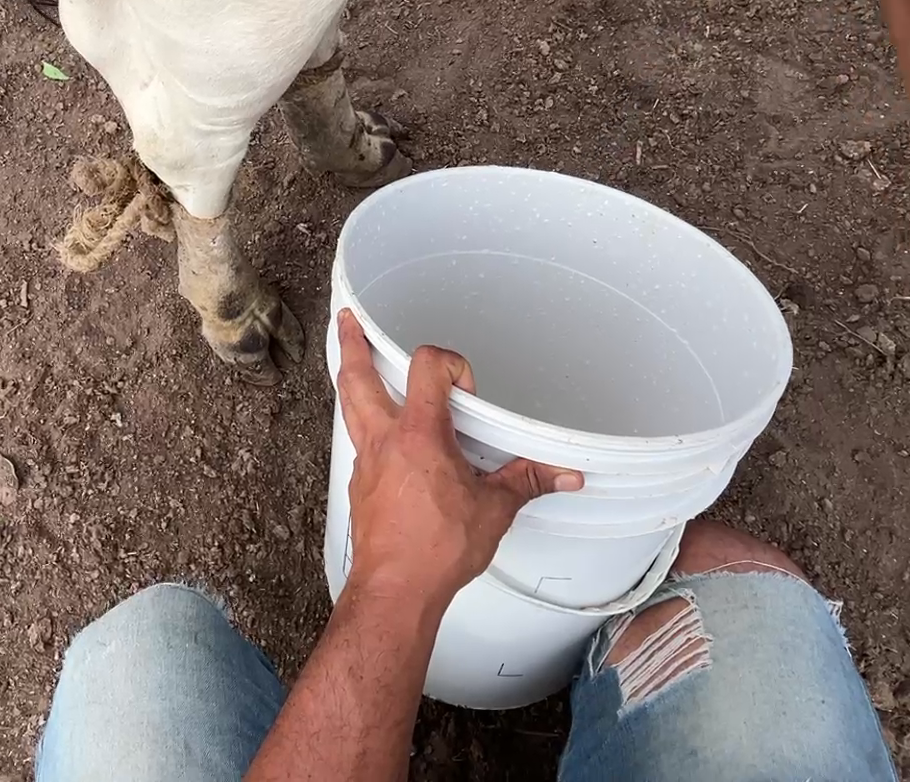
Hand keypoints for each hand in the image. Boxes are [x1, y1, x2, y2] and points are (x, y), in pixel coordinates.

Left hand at [335, 309, 581, 604]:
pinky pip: (358, 439)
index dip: (450, 363)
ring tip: (349, 358)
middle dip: (352, 344)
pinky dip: (362, 422)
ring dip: (350, 377)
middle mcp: (385, 439)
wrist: (395, 588)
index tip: (466, 386)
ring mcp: (367, 460)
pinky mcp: (361, 482)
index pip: (427, 367)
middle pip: (358, 377)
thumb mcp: (492, 510)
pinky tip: (377, 432)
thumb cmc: (435, 550)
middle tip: (348, 321)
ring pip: (349, 405)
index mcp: (419, 434)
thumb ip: (526, 481)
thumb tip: (561, 473)